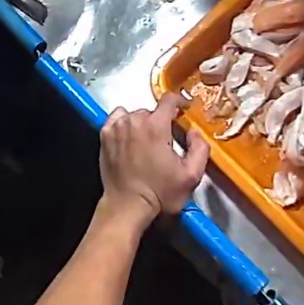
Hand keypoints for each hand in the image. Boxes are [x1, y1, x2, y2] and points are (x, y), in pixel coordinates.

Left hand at [98, 93, 208, 224]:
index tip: (184, 109)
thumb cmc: (160, 192)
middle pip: (151, 111)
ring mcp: (116, 126)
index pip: (168, 100)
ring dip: (142, 124)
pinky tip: (129, 138)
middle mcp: (134, 120)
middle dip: (160, 122)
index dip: (179, 101)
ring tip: (146, 142)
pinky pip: (117, 119)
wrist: (127, 204)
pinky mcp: (104, 134)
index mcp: (156, 126)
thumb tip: (194, 131)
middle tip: (165, 141)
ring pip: (134, 115)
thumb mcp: (190, 175)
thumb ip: (199, 149)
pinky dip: (124, 124)